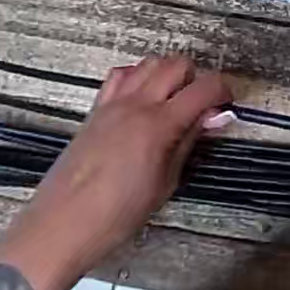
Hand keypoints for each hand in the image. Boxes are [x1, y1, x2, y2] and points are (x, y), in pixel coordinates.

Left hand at [15, 55, 231, 265]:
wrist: (62, 226)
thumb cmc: (116, 214)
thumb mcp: (166, 181)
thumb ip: (189, 141)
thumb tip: (214, 118)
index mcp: (158, 124)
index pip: (203, 88)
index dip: (223, 90)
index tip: (227, 104)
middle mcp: (135, 105)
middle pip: (176, 64)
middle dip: (196, 78)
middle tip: (201, 105)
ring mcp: (112, 104)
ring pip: (149, 63)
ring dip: (168, 73)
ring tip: (174, 100)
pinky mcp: (95, 111)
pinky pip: (120, 76)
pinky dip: (138, 77)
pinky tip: (143, 99)